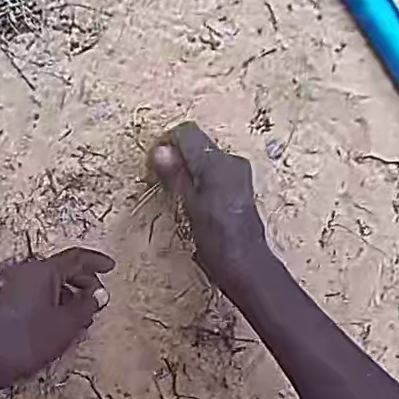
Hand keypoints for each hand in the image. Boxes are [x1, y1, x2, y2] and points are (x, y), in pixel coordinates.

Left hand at [0, 247, 114, 387]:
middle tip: (99, 300)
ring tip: (83, 318)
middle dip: (85, 282)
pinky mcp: (11, 303)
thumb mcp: (67, 323)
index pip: (76, 257)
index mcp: (43, 271)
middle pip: (63, 269)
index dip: (96, 262)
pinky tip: (64, 324)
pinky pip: (40, 295)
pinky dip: (56, 303)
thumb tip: (100, 294)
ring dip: (71, 296)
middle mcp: (28, 273)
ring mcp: (16, 287)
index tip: (111, 267)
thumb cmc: (30, 340)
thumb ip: (87, 305)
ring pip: (52, 284)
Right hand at [149, 122, 267, 283]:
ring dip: (187, 169)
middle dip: (176, 157)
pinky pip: (214, 172)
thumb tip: (159, 150)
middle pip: (197, 145)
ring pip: (205, 159)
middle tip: (161, 181)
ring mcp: (238, 173)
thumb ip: (175, 176)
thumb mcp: (188, 207)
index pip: (187, 133)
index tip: (153, 164)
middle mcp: (232, 161)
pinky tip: (193, 201)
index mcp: (217, 164)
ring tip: (176, 195)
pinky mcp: (240, 186)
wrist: (244, 265)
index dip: (166, 143)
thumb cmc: (215, 240)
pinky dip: (200, 179)